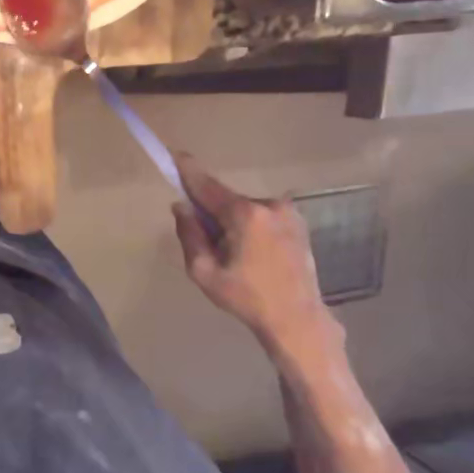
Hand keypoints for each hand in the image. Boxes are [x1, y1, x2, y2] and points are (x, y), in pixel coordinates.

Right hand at [171, 153, 345, 366]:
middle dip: (212, 215)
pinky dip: (251, 229)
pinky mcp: (299, 223)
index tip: (174, 154)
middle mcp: (269, 204)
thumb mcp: (204, 271)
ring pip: (245, 210)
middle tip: (209, 248)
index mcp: (245, 215)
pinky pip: (263, 218)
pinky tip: (253, 257)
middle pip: (226, 201)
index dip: (188, 171)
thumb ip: (190, 234)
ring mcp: (288, 212)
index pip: (207, 186)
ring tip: (236, 260)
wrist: (297, 318)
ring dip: (233, 224)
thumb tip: (182, 207)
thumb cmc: (246, 297)